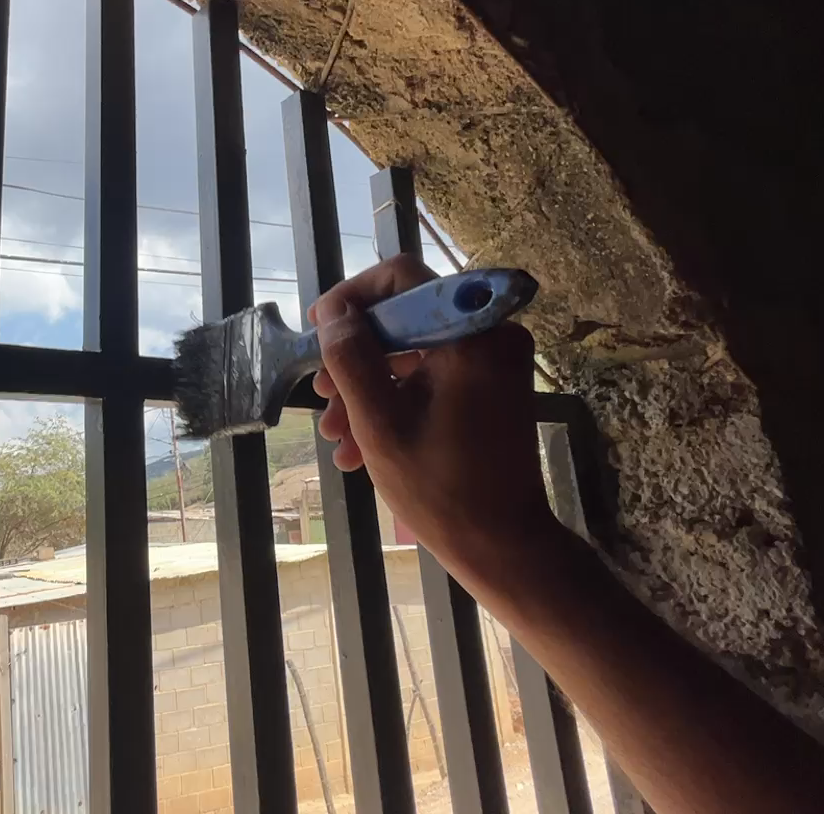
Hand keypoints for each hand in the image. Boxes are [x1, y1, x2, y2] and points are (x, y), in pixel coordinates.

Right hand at [311, 254, 557, 560]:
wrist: (504, 546)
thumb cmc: (441, 488)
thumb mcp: (379, 422)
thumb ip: (350, 358)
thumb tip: (333, 314)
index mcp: (471, 335)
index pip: (402, 277)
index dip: (352, 295)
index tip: (319, 328)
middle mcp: (489, 334)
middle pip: (403, 315)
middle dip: (354, 354)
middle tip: (321, 392)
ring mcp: (491, 361)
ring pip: (411, 348)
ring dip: (367, 383)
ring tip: (333, 431)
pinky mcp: (487, 384)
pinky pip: (430, 372)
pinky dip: (393, 397)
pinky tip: (359, 442)